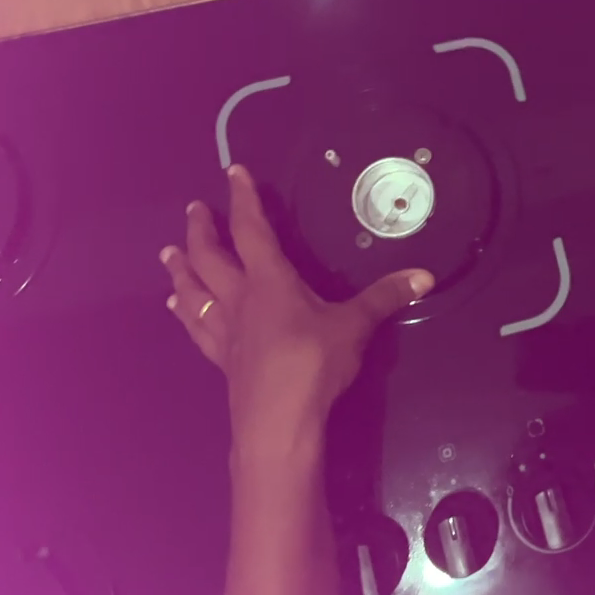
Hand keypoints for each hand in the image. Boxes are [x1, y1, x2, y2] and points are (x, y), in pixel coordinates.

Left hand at [159, 164, 434, 461]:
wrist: (278, 422)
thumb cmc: (314, 364)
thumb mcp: (355, 326)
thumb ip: (386, 297)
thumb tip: (426, 275)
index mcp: (269, 281)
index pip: (251, 230)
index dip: (244, 199)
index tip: (233, 172)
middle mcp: (239, 299)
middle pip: (210, 257)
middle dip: (202, 231)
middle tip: (193, 209)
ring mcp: (225, 331)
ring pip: (193, 291)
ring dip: (180, 269)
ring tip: (168, 252)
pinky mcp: (221, 359)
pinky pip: (196, 327)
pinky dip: (185, 311)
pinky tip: (177, 307)